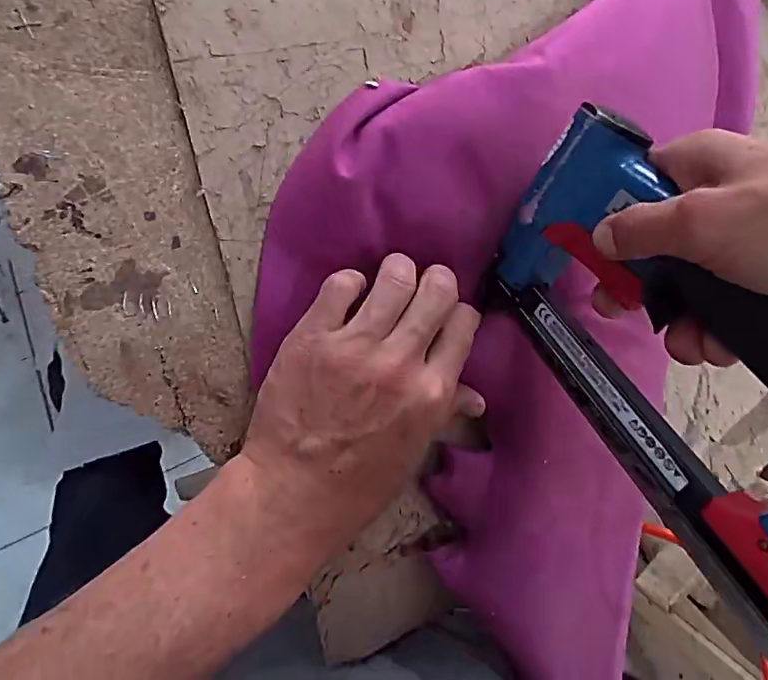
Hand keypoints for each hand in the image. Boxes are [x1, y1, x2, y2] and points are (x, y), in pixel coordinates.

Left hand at [238, 254, 483, 555]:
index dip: (458, 312)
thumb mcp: (416, 449)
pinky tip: (350, 297)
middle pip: (438, 288)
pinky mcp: (313, 338)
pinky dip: (351, 282)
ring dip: (398, 271)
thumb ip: (446, 411)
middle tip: (423, 289)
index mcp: (432, 391)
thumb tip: (477, 398)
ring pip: (395, 276)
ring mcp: (355, 347)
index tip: (445, 318)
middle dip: (436, 281)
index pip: (464, 320)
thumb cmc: (361, 480)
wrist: (290, 496)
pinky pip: (341, 284)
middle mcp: (400, 363)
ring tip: (390, 283)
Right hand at [591, 130, 767, 363]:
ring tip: (693, 346)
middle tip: (622, 313)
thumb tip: (599, 233)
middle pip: (665, 237)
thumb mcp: (708, 222)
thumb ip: (645, 229)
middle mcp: (728, 193)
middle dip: (647, 281)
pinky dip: (727, 328)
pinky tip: (727, 351)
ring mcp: (761, 237)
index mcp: (703, 162)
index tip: (588, 258)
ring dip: (688, 315)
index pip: (637, 180)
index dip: (608, 217)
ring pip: (701, 279)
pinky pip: (740, 303)